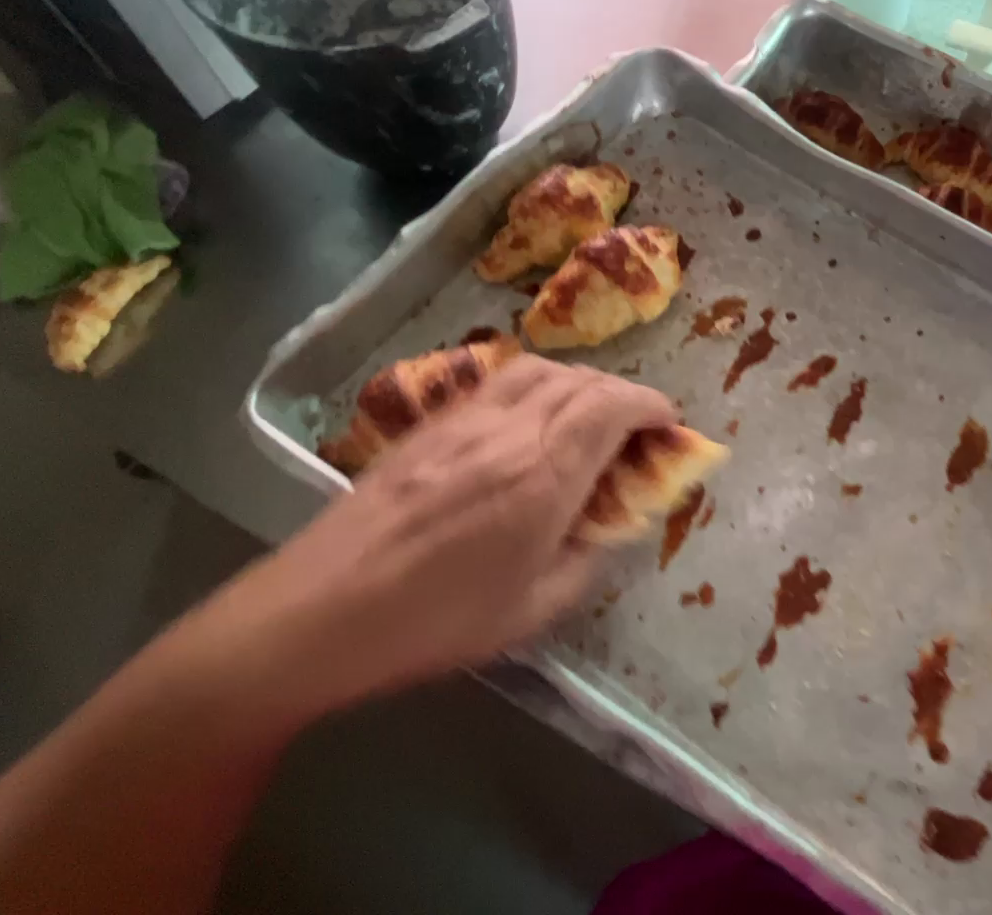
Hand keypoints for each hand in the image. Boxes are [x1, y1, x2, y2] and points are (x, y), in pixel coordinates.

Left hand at [170, 356, 676, 724]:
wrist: (320, 612)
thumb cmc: (436, 622)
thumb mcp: (534, 608)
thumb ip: (588, 557)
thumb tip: (610, 523)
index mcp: (543, 477)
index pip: (612, 408)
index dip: (651, 407)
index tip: (670, 424)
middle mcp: (509, 432)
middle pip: (582, 381)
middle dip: (624, 394)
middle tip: (639, 427)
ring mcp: (464, 421)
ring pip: (540, 369)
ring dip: (581, 382)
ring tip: (592, 414)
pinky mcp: (430, 426)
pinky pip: (499, 381)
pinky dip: (538, 385)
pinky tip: (535, 417)